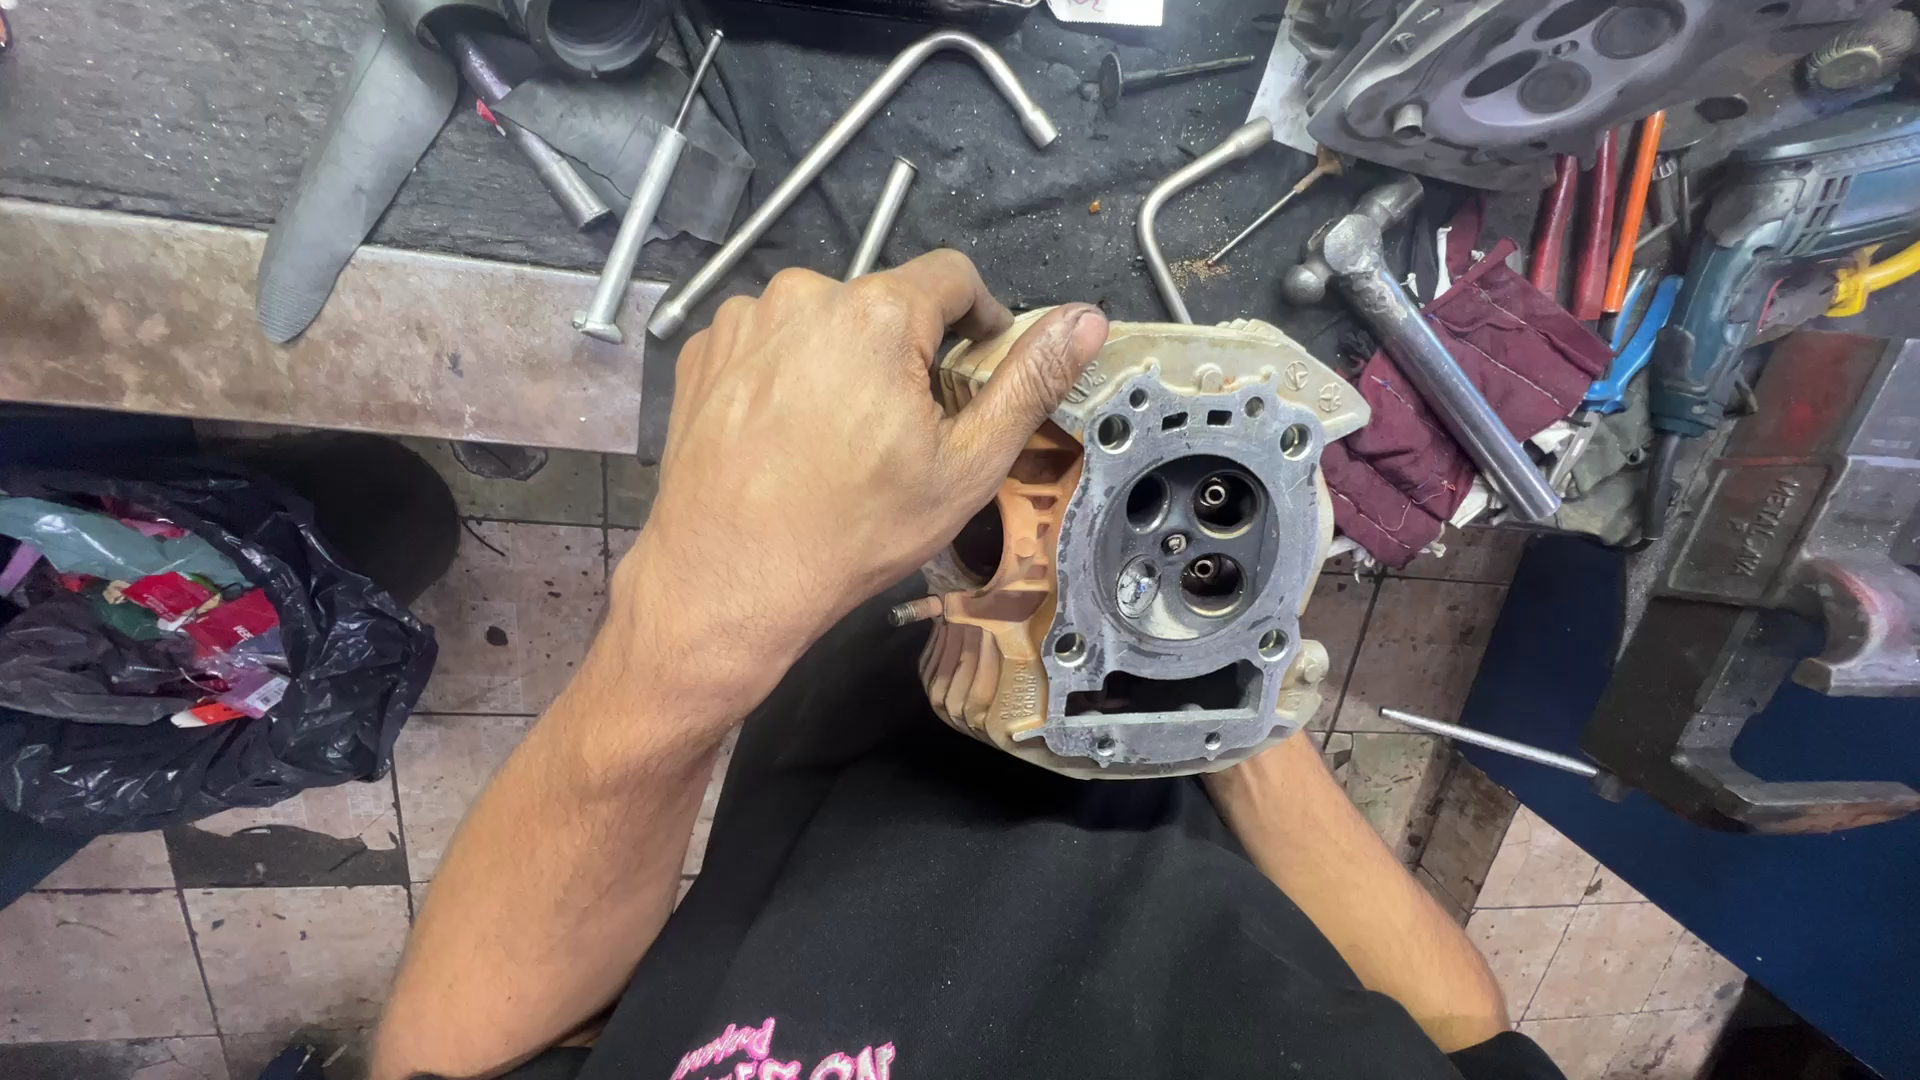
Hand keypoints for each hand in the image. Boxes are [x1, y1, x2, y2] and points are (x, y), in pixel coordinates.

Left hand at [619, 251, 1109, 675]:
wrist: (728, 580)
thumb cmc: (857, 531)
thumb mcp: (966, 467)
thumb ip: (1029, 384)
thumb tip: (1088, 319)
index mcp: (878, 312)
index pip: (954, 276)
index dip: (979, 319)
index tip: (973, 369)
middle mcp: (804, 294)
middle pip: (884, 303)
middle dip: (907, 351)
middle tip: (902, 427)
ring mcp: (742, 319)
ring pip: (823, 321)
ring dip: (844, 359)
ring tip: (837, 436)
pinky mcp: (701, 351)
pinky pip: (767, 341)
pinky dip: (787, 371)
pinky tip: (785, 433)